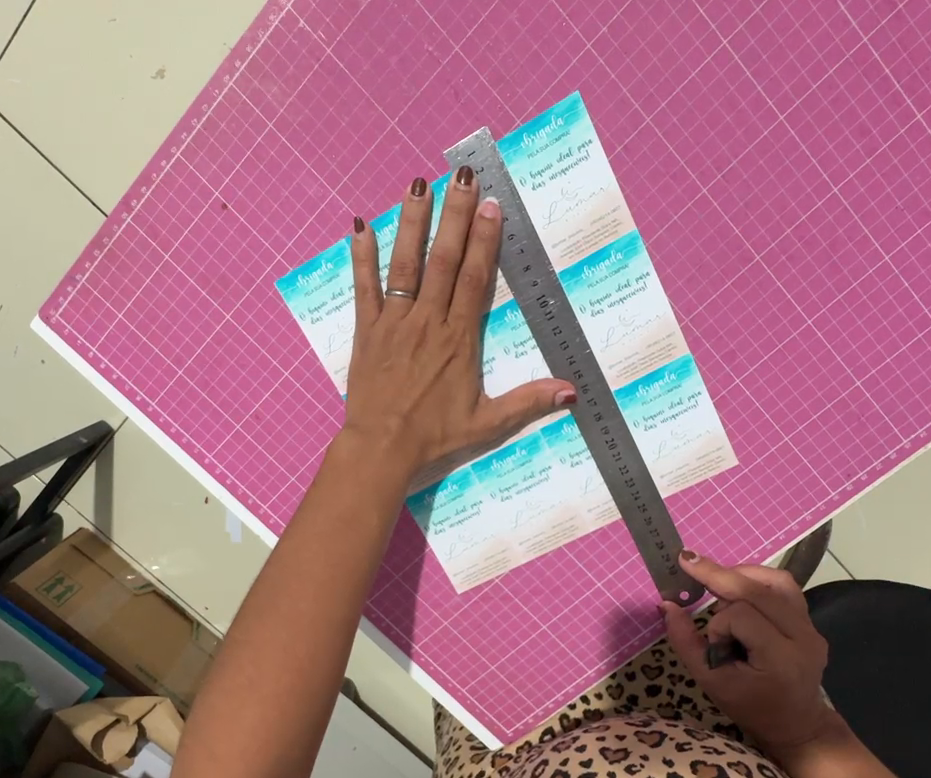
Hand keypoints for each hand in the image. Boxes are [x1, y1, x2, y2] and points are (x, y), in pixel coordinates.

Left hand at [340, 169, 573, 482]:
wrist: (381, 449)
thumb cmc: (434, 437)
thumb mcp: (487, 424)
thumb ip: (527, 403)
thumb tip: (571, 392)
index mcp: (459, 339)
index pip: (475, 279)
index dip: (484, 240)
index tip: (491, 204)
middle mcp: (428, 321)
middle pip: (444, 260)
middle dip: (454, 215)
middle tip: (462, 175)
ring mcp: (395, 323)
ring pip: (405, 264)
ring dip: (411, 223)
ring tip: (417, 185)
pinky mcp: (367, 332)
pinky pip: (364, 288)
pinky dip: (361, 258)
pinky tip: (359, 226)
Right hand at [660, 553, 846, 757]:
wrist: (796, 724)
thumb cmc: (751, 708)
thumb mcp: (711, 682)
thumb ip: (686, 642)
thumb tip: (667, 604)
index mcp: (780, 658)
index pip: (742, 616)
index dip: (718, 623)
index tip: (712, 644)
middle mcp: (803, 637)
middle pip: (761, 590)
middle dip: (722, 577)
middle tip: (689, 563)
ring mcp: (812, 627)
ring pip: (777, 581)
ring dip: (742, 575)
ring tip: (718, 584)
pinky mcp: (811, 622)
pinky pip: (785, 588)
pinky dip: (758, 582)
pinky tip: (739, 589)